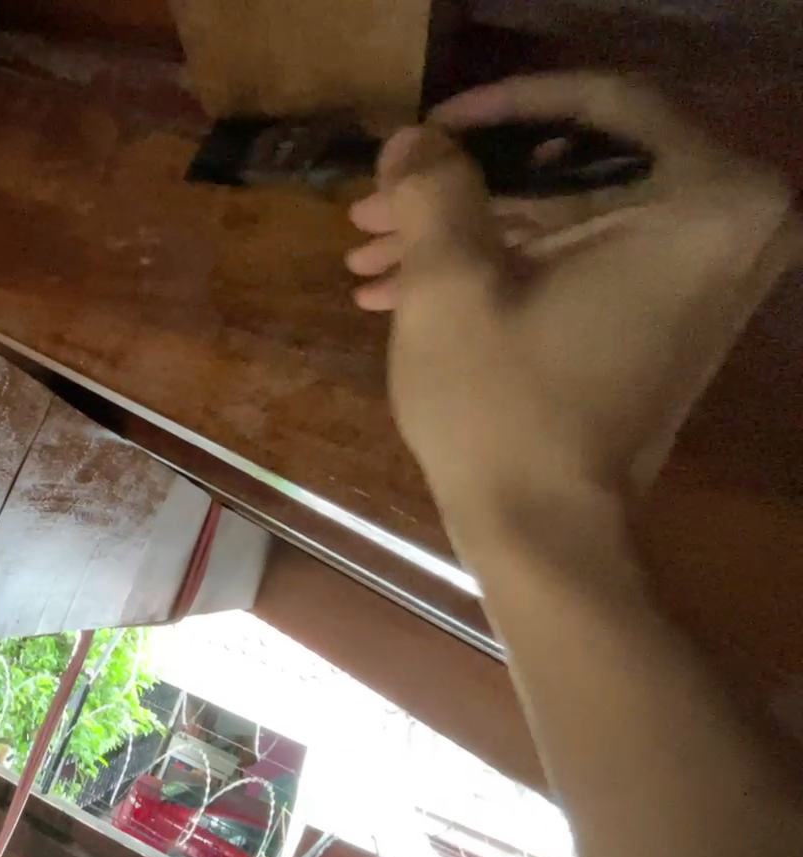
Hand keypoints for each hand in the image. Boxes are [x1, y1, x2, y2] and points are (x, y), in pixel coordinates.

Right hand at [344, 74, 793, 518]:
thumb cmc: (496, 402)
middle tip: (367, 215)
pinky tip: (404, 296)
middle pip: (568, 173)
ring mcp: (693, 277)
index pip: (600, 107)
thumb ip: (433, 194)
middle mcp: (723, 225)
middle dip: (453, 194)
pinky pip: (569, 269)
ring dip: (456, 240)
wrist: (539, 518)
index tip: (420, 133)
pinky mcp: (656, 318)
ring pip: (557, 226)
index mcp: (699, 200)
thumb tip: (412, 137)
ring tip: (365, 265)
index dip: (496, 110)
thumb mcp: (447, 289)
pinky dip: (489, 275)